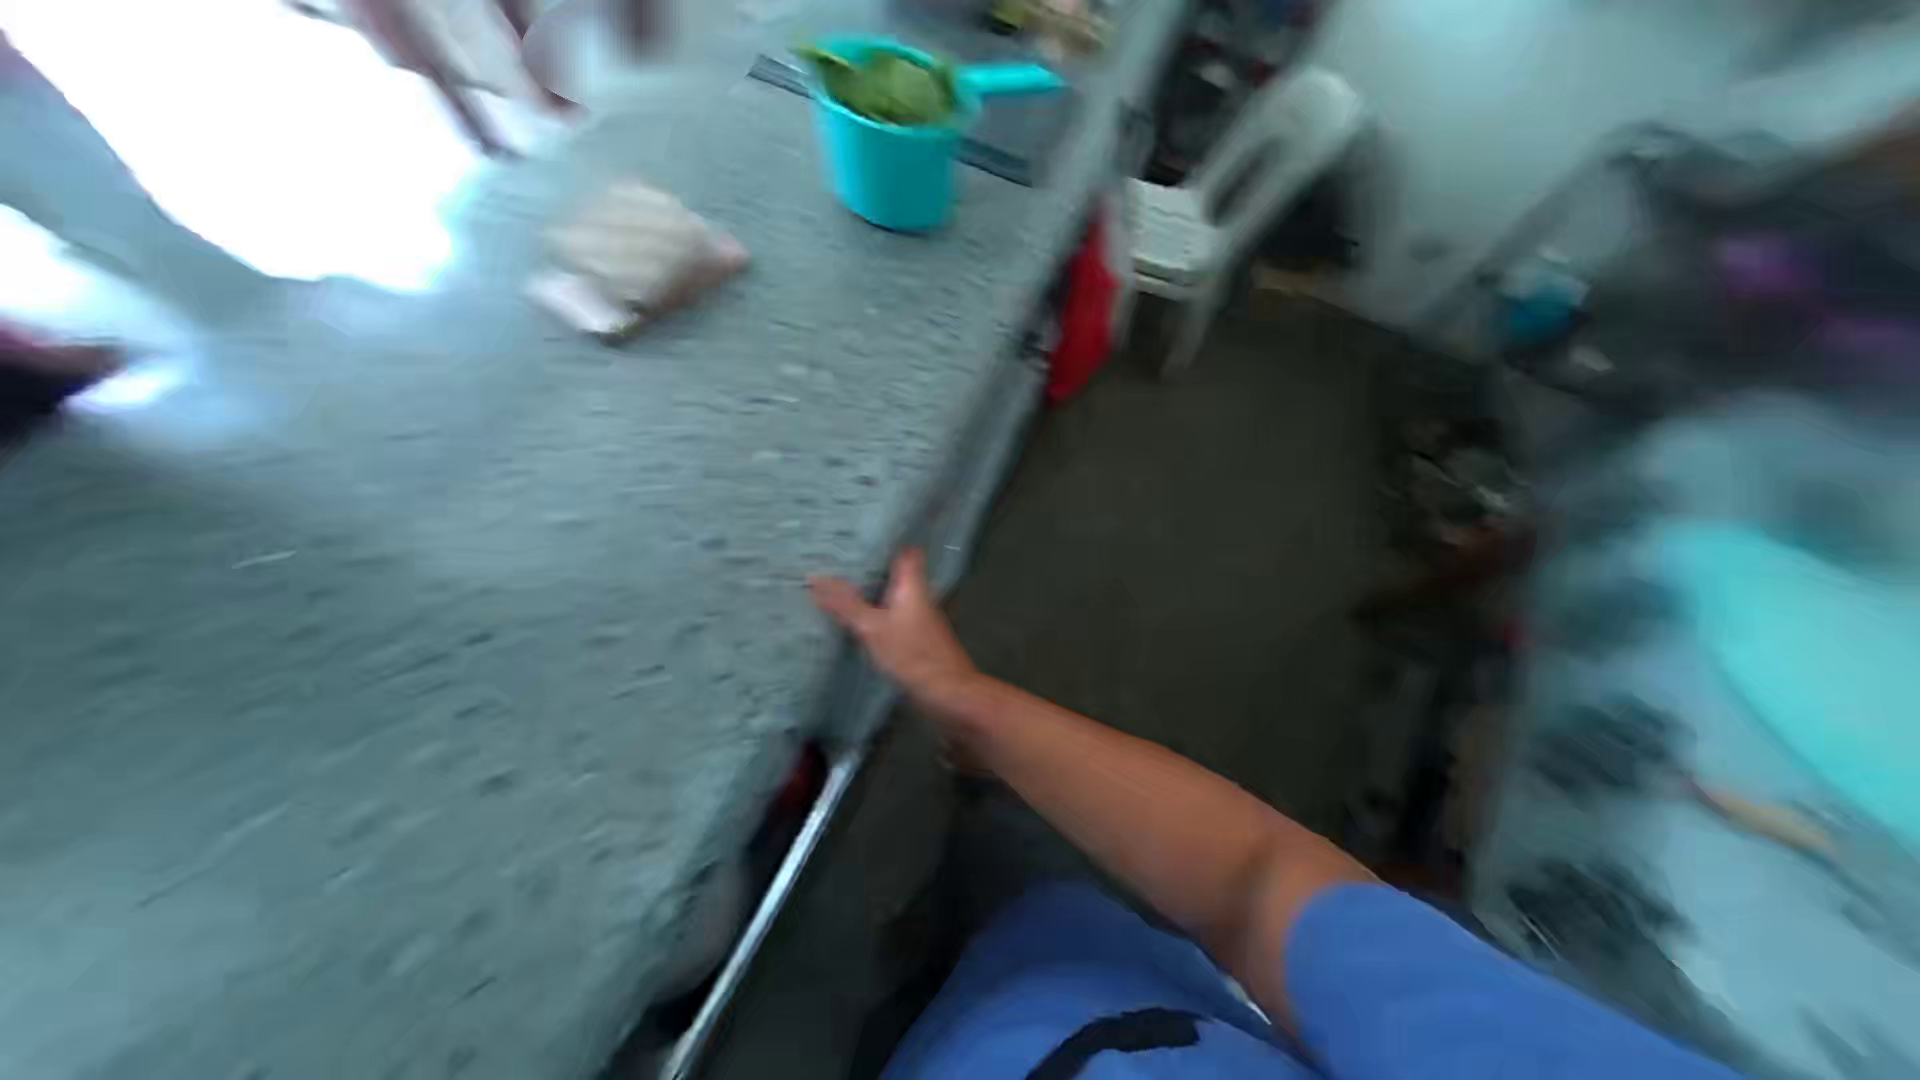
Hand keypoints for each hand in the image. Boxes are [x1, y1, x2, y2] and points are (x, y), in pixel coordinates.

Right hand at [809, 549, 979, 709]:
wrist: (947, 694)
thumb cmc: (912, 654)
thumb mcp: (872, 628)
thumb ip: (845, 604)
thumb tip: (815, 578)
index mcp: (912, 585)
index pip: (905, 550)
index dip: (886, 539)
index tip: (859, 533)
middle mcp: (919, 596)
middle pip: (896, 572)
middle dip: (870, 566)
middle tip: (837, 558)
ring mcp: (920, 618)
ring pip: (893, 595)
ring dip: (871, 590)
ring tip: (838, 584)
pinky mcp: (916, 639)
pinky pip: (892, 616)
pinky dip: (875, 612)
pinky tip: (855, 619)